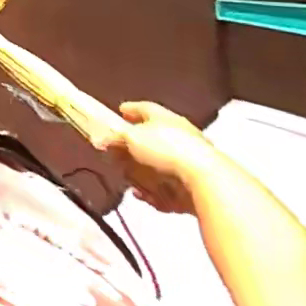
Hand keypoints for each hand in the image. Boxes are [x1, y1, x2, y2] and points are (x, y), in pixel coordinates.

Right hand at [92, 101, 222, 213]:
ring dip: (145, 173)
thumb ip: (114, 137)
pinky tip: (147, 196)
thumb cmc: (168, 149)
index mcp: (165, 118)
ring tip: (131, 179)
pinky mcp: (197, 184)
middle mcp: (180, 134)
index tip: (121, 111)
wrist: (206, 179)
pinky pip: (171, 186)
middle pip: (153, 138)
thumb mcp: (131, 138)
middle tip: (120, 153)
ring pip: (162, 164)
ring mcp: (191, 159)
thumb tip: (100, 139)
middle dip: (135, 147)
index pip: (143, 108)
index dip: (130, 110)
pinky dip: (157, 192)